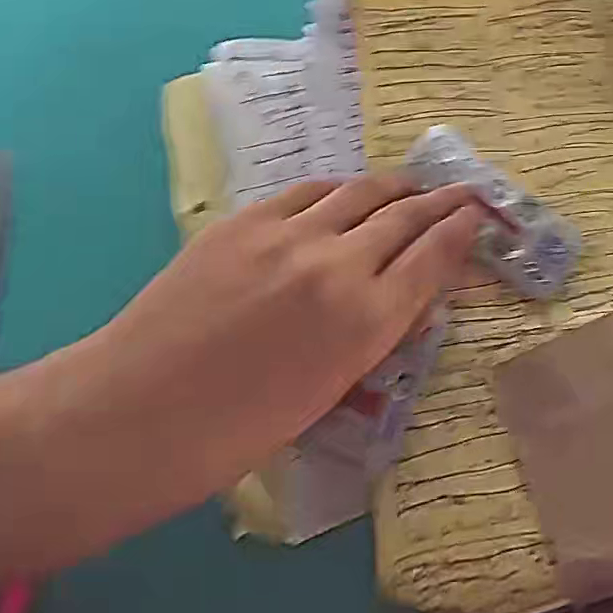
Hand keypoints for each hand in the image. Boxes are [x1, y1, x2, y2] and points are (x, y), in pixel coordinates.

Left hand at [59, 174, 484, 504]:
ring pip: (362, 191)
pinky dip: (340, 189)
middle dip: (443, 200)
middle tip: (462, 191)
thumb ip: (381, 330)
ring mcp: (290, 235)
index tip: (477, 215)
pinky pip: (310, 191)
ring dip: (396, 185)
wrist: (136, 414)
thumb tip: (416, 292)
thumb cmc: (241, 427)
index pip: (434, 257)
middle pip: (407, 216)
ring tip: (413, 184)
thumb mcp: (334, 389)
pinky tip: (347, 192)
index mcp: (366, 322)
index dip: (461, 230)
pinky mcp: (247, 219)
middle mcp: (339, 266)